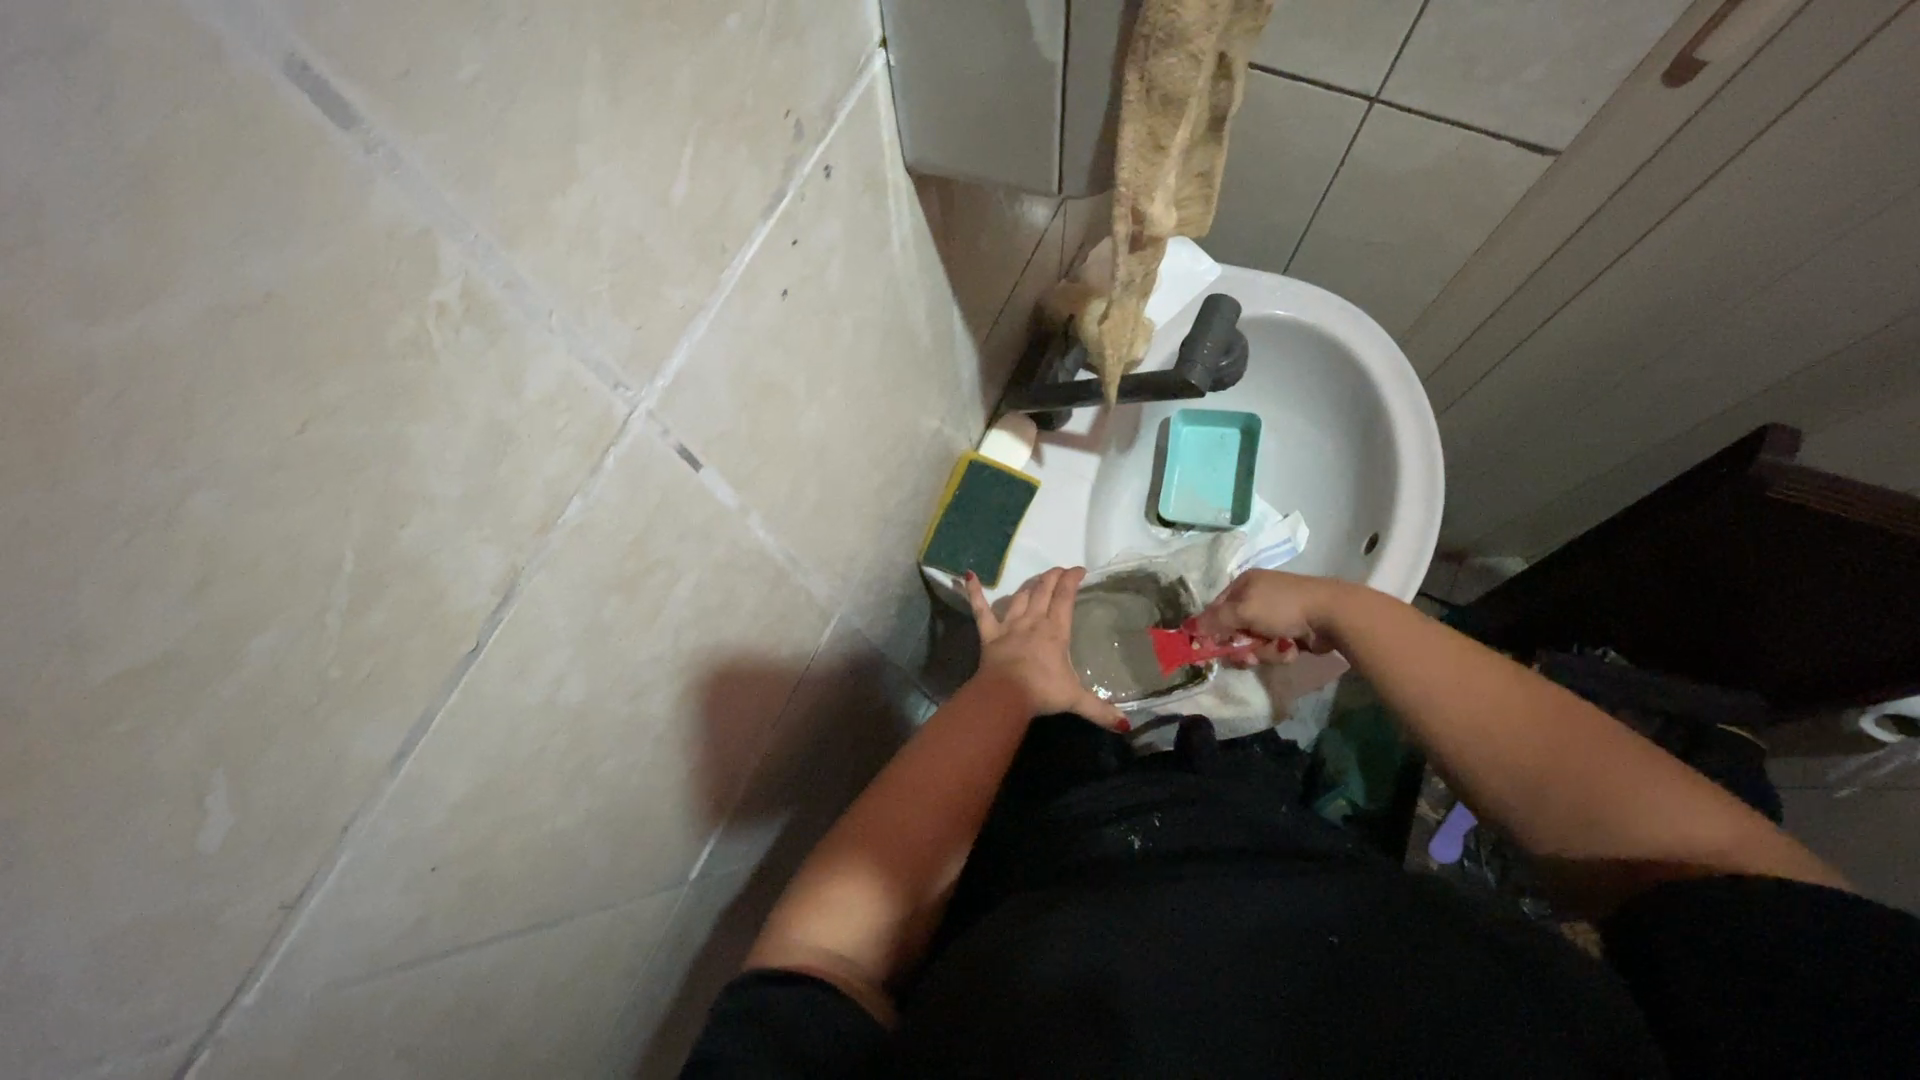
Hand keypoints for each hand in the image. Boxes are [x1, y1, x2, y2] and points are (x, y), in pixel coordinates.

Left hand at [965, 567, 1129, 729]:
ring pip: (1019, 597)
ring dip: (1028, 586)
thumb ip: (1100, 710)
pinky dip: (974, 592)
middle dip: (1053, 577)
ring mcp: (1008, 626)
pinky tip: (968, 576)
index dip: (1072, 580)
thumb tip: (1125, 725)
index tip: (1080, 570)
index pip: (1065, 597)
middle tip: (1060, 571)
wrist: (1005, 695)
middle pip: (1043, 591)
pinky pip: (980, 610)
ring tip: (1036, 580)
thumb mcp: (1075, 700)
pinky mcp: (989, 634)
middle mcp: (1033, 621)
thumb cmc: (1041, 692)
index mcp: (1055, 631)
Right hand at [1194, 569, 1347, 664]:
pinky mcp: (1291, 630)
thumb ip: (1214, 621)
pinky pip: (1273, 647)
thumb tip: (1187, 628)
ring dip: (1263, 651)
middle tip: (1247, 657)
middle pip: (1234, 629)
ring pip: (1254, 642)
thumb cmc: (1282, 607)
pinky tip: (1292, 648)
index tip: (1209, 649)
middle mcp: (1258, 597)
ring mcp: (1276, 614)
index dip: (1212, 629)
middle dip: (1241, 646)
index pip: (1216, 608)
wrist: (1331, 614)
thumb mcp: (1242, 611)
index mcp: (1245, 584)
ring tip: (1278, 649)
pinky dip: (1280, 651)